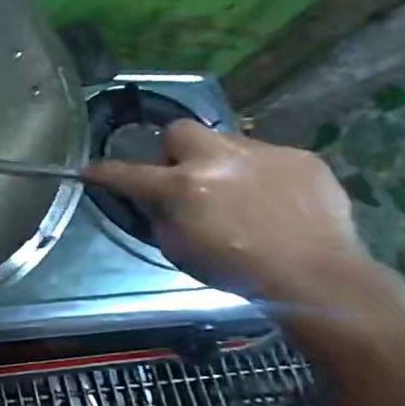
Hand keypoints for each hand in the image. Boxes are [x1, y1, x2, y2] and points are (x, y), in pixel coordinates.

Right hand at [81, 120, 368, 298]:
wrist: (315, 276)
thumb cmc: (235, 270)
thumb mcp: (178, 248)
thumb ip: (162, 216)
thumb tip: (156, 200)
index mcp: (182, 186)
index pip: (128, 174)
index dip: (103, 172)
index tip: (89, 170)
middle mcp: (219, 159)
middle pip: (179, 130)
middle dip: (174, 149)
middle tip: (183, 175)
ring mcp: (264, 153)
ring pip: (226, 143)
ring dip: (220, 163)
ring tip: (236, 194)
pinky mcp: (300, 157)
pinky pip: (267, 157)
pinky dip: (260, 175)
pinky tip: (272, 202)